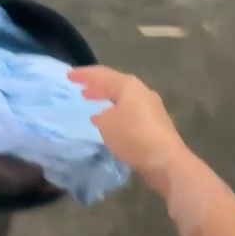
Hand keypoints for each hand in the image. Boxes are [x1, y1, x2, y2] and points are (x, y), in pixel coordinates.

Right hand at [70, 66, 188, 184]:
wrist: (166, 161)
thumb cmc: (133, 136)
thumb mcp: (107, 124)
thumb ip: (100, 116)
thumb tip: (102, 116)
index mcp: (128, 85)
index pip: (101, 74)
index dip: (84, 74)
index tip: (68, 75)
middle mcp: (141, 91)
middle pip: (114, 84)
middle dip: (96, 85)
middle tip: (81, 88)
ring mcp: (151, 107)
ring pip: (123, 98)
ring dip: (106, 100)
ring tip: (92, 104)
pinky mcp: (155, 124)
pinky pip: (130, 111)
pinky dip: (116, 112)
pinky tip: (109, 122)